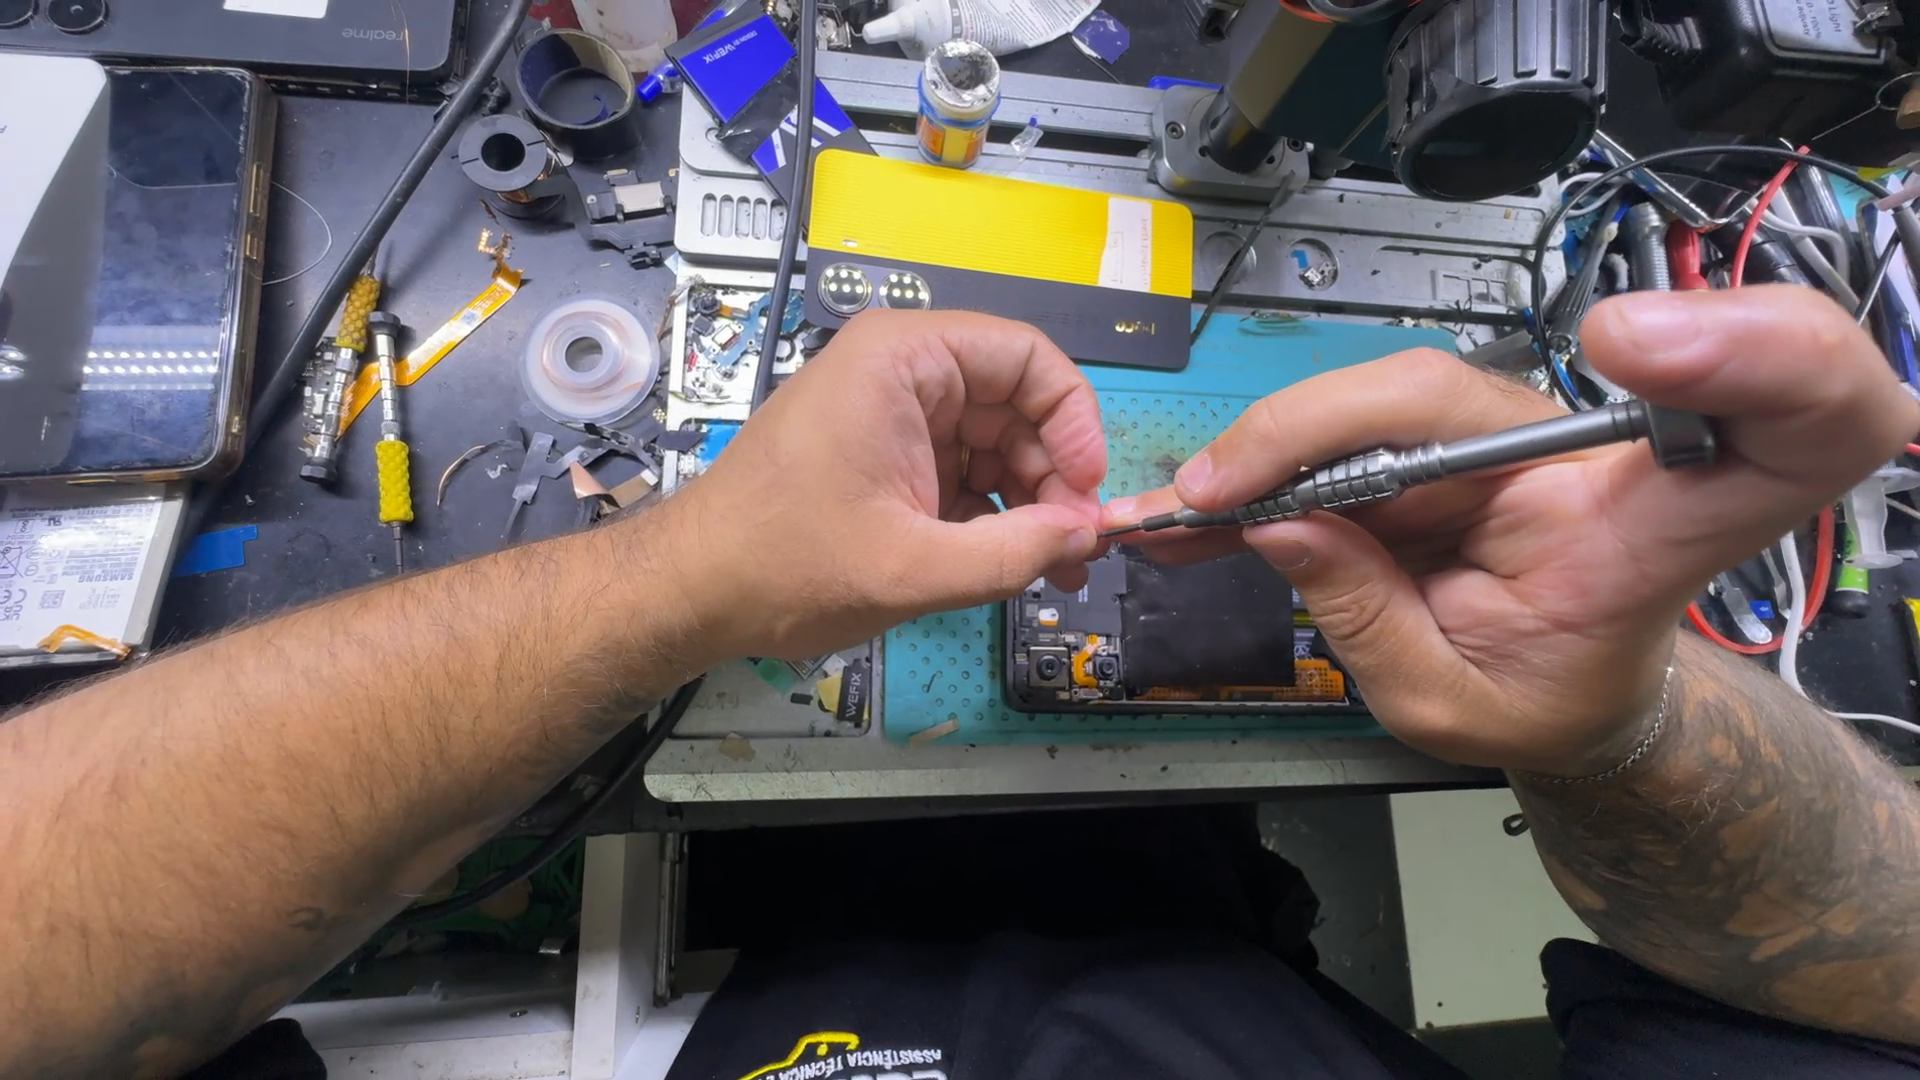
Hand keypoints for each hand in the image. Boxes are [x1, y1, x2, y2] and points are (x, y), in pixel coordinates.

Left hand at [657, 309, 1105, 661]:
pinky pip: (964, 473)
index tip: (1087, 493)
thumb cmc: (788, 566)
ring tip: (1054, 570)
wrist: (696, 593)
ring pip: (996, 445)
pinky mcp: (891, 458)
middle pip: (1016, 405)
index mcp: (903, 359)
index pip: (1026, 357)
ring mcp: (896, 416)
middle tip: (1074, 550)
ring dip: (1029, 504)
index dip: (1073, 422)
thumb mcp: (911, 567)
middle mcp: (903, 372)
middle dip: (1053, 477)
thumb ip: (1013, 552)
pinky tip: (1012, 563)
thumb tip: (1087, 536)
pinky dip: (993, 516)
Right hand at [1104, 287, 1919, 774]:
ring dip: (1254, 457)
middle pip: (1435, 392)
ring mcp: (1475, 445)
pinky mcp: (1410, 451)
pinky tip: (1183, 514)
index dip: (1750, 357)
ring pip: (1355, 407)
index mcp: (1638, 531)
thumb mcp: (1445, 702)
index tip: (1634, 340)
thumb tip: (1278, 526)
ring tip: (1173, 517)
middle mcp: (1560, 459)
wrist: (1540, 688)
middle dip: (1306, 432)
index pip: (1781, 422)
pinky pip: (1322, 443)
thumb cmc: (1532, 699)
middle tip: (1209, 496)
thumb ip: (1368, 622)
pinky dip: (1247, 478)